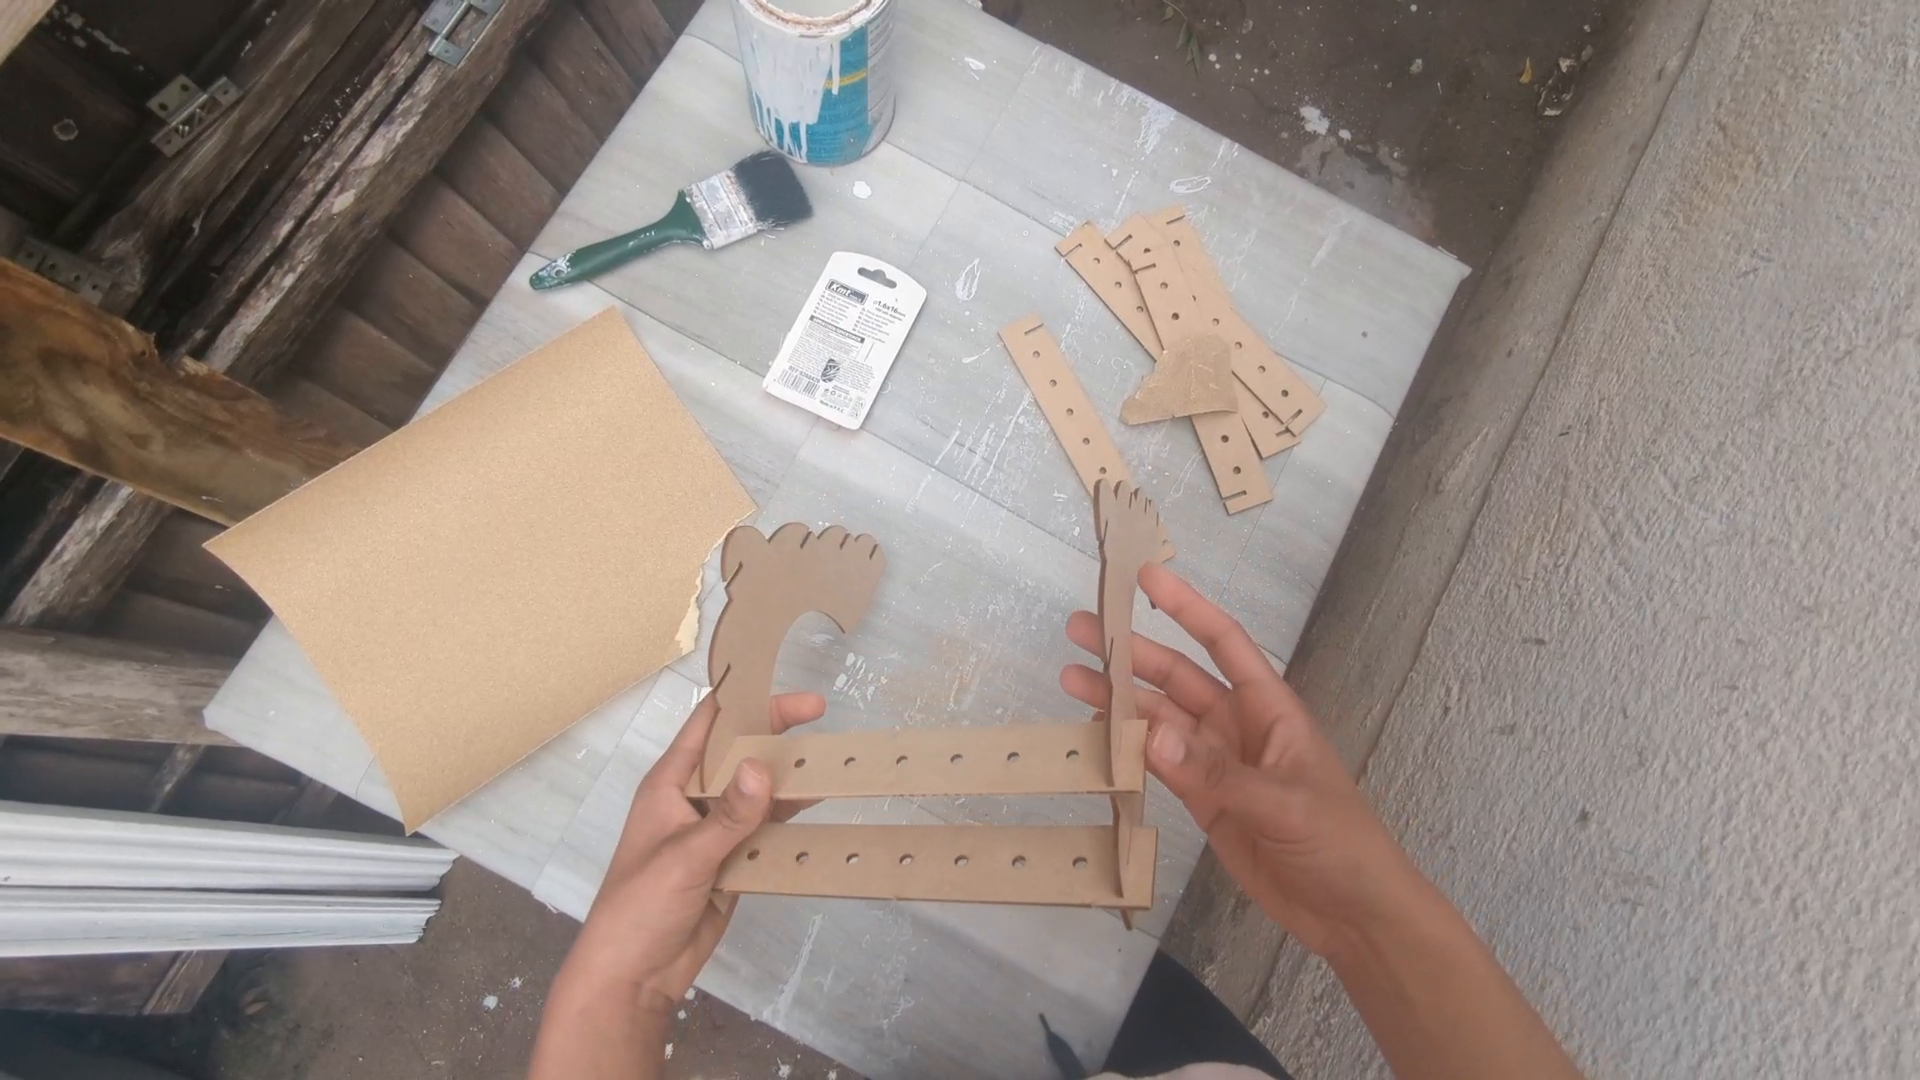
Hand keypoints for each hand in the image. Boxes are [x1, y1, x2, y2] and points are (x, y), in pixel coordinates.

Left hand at [556, 690, 825, 1011]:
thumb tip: (764, 766)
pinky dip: (790, 813)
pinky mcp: (734, 856)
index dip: (741, 696)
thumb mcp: (684, 857)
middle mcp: (695, 796)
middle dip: (776, 729)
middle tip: (820, 712)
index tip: (778, 679)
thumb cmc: (640, 908)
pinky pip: (766, 824)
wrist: (633, 979)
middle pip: (740, 750)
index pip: (708, 723)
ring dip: (788, 772)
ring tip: (828, 755)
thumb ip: (727, 815)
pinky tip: (818, 802)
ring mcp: (716, 828)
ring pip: (757, 787)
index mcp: (671, 783)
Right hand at [1060, 561, 1419, 956]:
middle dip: (1131, 652)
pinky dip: (1125, 746)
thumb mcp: (1283, 802)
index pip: (1222, 642)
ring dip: (1118, 699)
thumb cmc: (1337, 842)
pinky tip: (1094, 732)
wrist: (1351, 913)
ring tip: (1071, 677)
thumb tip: (1151, 735)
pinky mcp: (1199, 798)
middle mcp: (1235, 723)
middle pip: (1175, 676)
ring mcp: (1213, 761)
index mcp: (1267, 706)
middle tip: (1082, 629)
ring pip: (1157, 718)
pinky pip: (1155, 762)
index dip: (1186, 606)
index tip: (1146, 577)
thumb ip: (1215, 771)